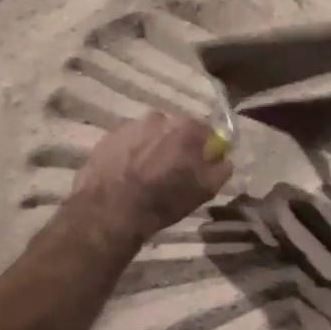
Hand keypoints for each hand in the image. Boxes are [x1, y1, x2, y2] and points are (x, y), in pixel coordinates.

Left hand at [69, 110, 232, 244]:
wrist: (111, 211)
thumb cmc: (164, 199)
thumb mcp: (205, 190)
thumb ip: (222, 169)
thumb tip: (224, 159)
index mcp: (186, 127)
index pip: (205, 131)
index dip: (205, 149)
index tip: (200, 165)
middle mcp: (158, 118)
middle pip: (175, 130)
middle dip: (176, 146)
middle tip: (172, 170)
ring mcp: (130, 126)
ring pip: (150, 135)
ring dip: (152, 149)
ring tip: (147, 174)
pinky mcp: (107, 138)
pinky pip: (128, 143)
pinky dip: (131, 154)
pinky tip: (128, 175)